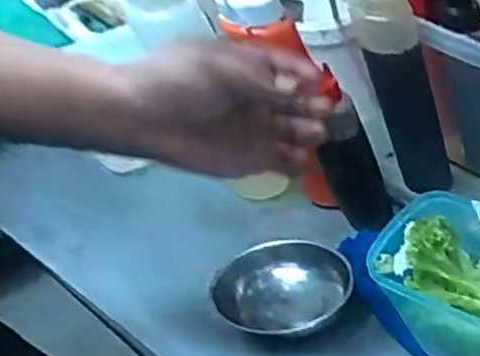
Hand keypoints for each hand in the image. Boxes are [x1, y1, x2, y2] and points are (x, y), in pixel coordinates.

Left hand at [115, 41, 331, 176]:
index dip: (304, 74)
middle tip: (330, 110)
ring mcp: (258, 130)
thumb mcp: (221, 69)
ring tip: (317, 134)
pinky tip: (301, 159)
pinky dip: (298, 162)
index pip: (284, 68)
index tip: (322, 82)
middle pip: (296, 101)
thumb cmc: (179, 82)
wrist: (148, 119)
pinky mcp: (256, 159)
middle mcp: (257, 99)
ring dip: (310, 133)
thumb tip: (299, 91)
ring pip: (296, 132)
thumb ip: (262, 82)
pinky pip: (286, 162)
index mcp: (246, 69)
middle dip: (315, 105)